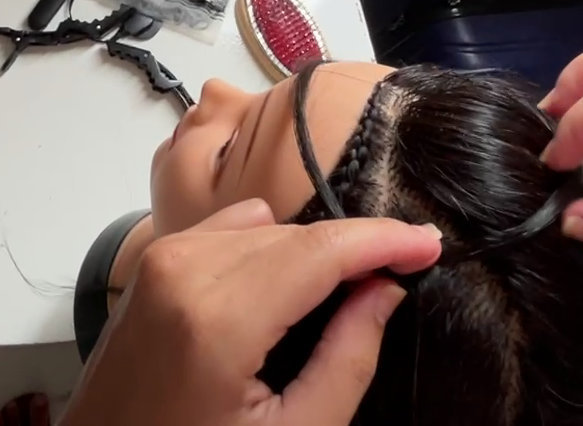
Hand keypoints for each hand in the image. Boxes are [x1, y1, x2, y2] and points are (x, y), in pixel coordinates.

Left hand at [61, 198, 440, 425]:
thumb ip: (347, 358)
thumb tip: (384, 288)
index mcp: (216, 318)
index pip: (320, 251)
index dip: (382, 240)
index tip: (428, 243)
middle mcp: (184, 267)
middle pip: (295, 234)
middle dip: (350, 250)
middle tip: (396, 275)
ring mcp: (162, 257)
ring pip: (265, 224)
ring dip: (306, 252)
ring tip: (325, 304)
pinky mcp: (153, 259)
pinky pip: (230, 227)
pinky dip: (265, 247)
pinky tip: (274, 292)